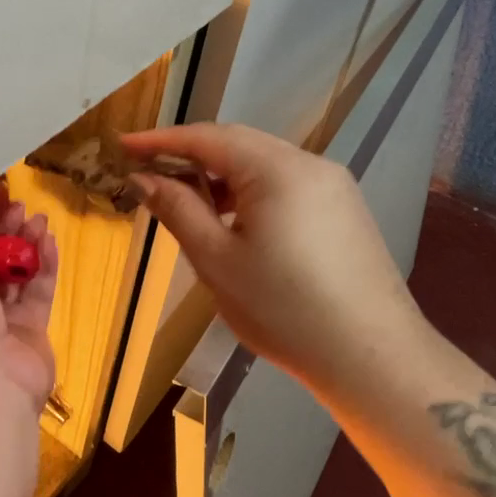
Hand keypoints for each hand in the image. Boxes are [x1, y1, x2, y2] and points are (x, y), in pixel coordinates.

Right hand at [121, 123, 425, 384]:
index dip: (160, 140)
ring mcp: (333, 186)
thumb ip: (178, 209)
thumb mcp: (217, 260)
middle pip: (237, 143)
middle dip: (189, 153)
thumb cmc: (284, 309)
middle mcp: (309, 164)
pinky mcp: (344, 210)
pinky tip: (230, 218)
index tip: (122, 144)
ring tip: (182, 197)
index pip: (207, 137)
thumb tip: (143, 178)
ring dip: (218, 173)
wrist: (373, 358)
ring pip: (262, 163)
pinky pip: (284, 183)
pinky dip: (248, 190)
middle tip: (146, 169)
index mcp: (277, 169)